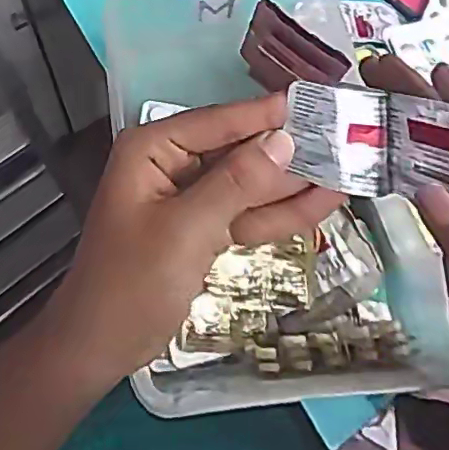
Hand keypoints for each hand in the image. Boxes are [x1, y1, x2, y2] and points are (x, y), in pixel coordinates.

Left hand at [40, 95, 348, 385]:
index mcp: (153, 148)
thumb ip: (236, 183)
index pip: (218, 122)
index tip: (317, 103)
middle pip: (237, 149)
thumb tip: (283, 141)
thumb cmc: (132, 283)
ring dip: (292, 182)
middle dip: (287, 150)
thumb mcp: (186, 229)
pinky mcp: (201, 227)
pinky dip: (278, 211)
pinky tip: (321, 202)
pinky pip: (244, 212)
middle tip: (346, 142)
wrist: (101, 346)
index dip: (267, 114)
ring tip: (347, 169)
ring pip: (247, 182)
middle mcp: (170, 163)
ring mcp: (187, 197)